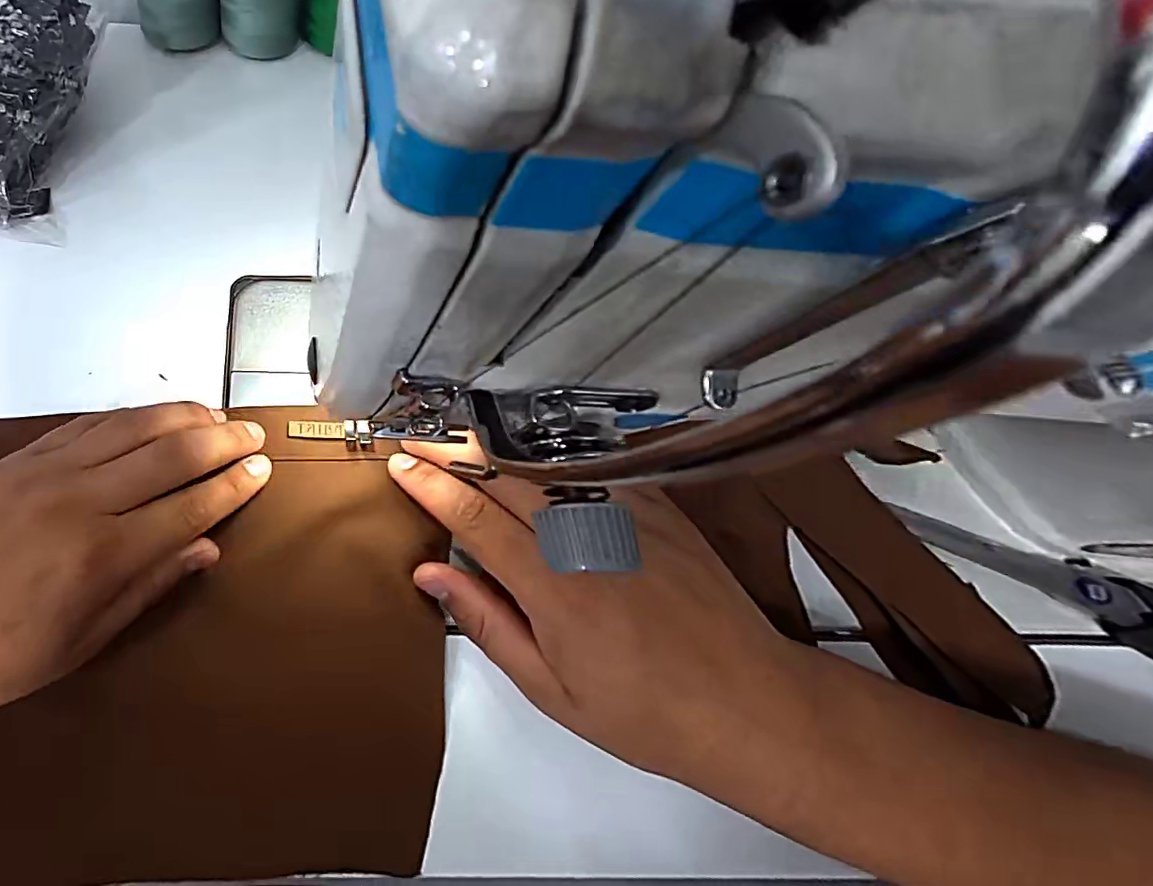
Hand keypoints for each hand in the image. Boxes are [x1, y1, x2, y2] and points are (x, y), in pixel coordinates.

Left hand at [0, 403, 269, 778]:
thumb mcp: (80, 644)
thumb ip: (149, 587)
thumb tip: (207, 547)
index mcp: (102, 556)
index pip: (189, 506)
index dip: (232, 485)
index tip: (262, 469)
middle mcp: (83, 500)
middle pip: (171, 453)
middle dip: (221, 440)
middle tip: (252, 433)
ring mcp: (48, 470)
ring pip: (133, 425)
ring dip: (182, 414)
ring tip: (215, 411)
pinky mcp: (21, 456)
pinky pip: (89, 423)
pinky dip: (130, 414)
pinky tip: (152, 414)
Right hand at [387, 439, 810, 784]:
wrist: (749, 702)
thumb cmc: (650, 709)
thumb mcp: (549, 686)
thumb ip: (484, 619)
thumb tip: (434, 575)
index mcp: (551, 584)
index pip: (470, 515)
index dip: (428, 485)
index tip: (402, 467)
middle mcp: (584, 537)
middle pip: (498, 473)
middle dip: (451, 452)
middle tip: (420, 443)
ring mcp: (623, 514)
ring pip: (538, 460)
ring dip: (491, 447)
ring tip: (458, 443)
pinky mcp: (652, 504)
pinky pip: (586, 465)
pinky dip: (546, 455)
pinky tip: (526, 455)